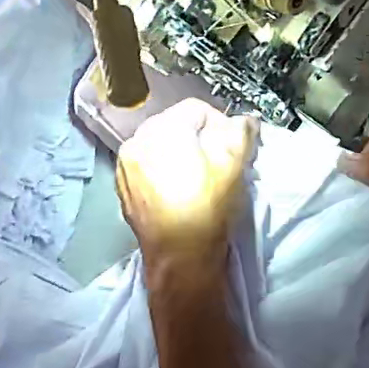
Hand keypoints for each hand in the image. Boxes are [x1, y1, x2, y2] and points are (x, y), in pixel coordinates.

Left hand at [117, 99, 255, 278]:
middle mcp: (137, 141)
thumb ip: (241, 133)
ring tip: (201, 178)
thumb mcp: (234, 166)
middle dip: (200, 138)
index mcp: (162, 129)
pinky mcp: (124, 187)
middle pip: (176, 124)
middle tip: (220, 161)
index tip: (232, 144)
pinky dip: (164, 171)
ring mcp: (127, 166)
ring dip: (181, 154)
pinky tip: (182, 191)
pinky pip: (149, 166)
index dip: (221, 123)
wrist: (180, 259)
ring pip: (161, 145)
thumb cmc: (206, 212)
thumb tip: (243, 122)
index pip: (197, 108)